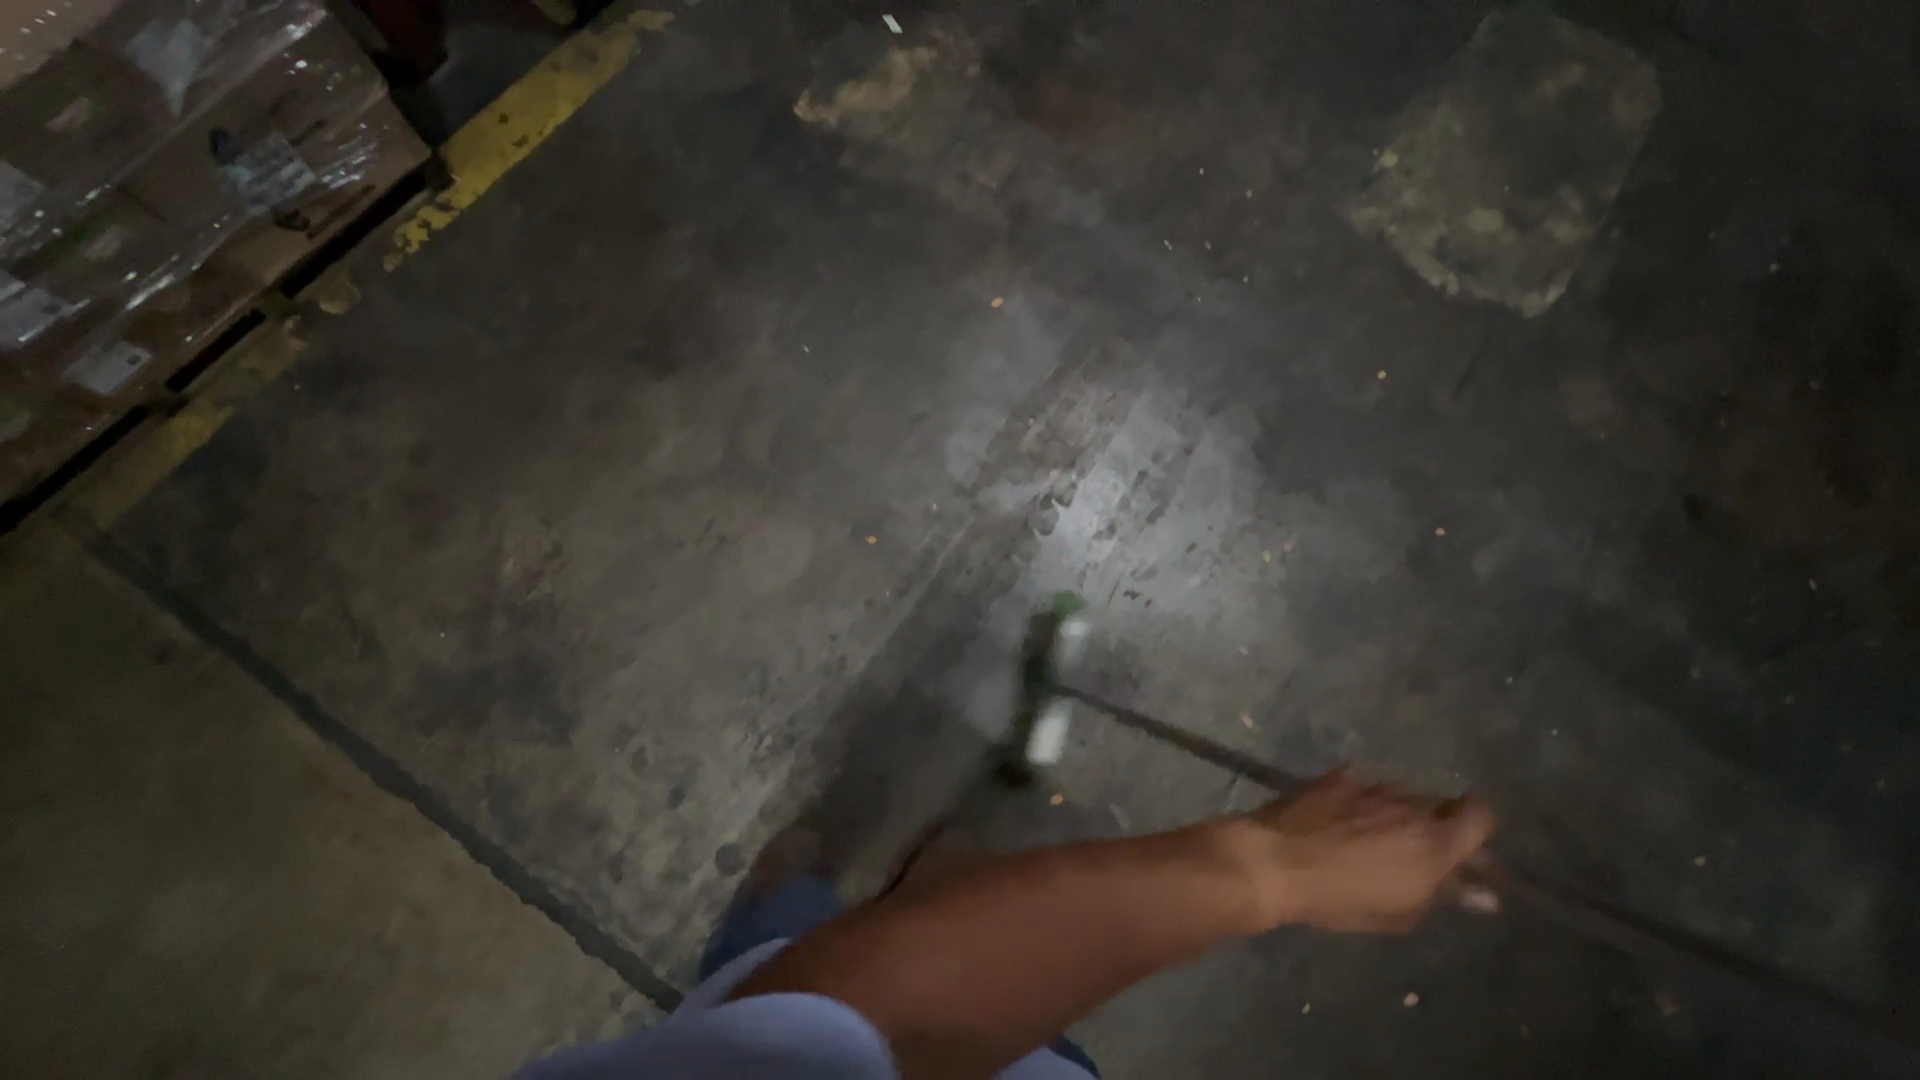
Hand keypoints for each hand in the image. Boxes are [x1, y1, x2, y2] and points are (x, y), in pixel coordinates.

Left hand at [1225, 768, 1497, 932]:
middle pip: (1441, 804)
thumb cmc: (1338, 900)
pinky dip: (1360, 799)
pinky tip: (1339, 816)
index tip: (1465, 847)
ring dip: (1397, 811)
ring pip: (1401, 794)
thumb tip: (1483, 894)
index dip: (1478, 828)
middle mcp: (1409, 806)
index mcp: (1435, 843)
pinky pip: (1362, 785)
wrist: (1273, 861)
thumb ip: (1444, 896)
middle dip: (1438, 823)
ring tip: (1371, 834)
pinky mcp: (1336, 776)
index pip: (1482, 815)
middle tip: (1418, 847)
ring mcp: (1370, 786)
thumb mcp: (1399, 913)